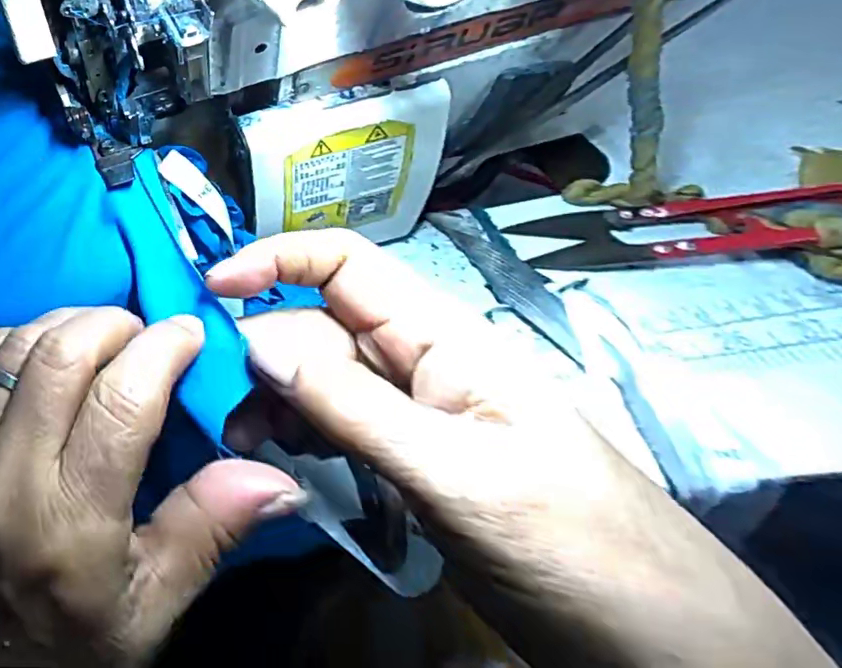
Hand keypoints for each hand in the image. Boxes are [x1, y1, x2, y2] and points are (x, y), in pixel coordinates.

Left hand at [0, 307, 306, 667]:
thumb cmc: (72, 637)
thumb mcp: (151, 606)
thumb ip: (206, 529)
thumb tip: (276, 476)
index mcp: (73, 517)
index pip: (119, 405)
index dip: (159, 352)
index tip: (189, 331)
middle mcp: (11, 469)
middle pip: (60, 358)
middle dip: (110, 324)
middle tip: (143, 331)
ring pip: (15, 347)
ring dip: (64, 321)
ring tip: (100, 331)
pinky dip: (12, 336)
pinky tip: (42, 347)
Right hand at [210, 229, 831, 667]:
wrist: (671, 658)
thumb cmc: (583, 547)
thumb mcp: (459, 473)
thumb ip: (350, 404)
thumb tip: (251, 339)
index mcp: (438, 338)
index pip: (343, 263)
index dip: (275, 258)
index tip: (214, 285)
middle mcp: (409, 360)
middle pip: (308, 325)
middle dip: (259, 353)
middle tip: (222, 401)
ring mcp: (398, 408)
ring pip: (304, 375)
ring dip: (264, 398)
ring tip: (241, 439)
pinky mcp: (390, 452)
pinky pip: (318, 420)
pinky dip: (285, 430)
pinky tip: (272, 455)